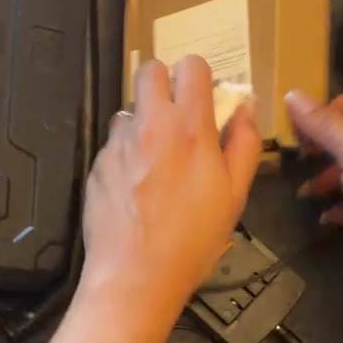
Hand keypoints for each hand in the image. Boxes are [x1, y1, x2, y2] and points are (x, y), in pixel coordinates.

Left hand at [77, 56, 259, 321]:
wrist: (134, 277)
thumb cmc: (191, 242)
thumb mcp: (234, 196)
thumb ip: (244, 144)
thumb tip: (246, 107)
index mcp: (189, 127)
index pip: (191, 66)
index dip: (198, 79)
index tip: (203, 102)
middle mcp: (149, 126)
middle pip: (150, 70)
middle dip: (164, 86)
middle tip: (175, 119)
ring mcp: (116, 146)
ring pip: (128, 110)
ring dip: (142, 123)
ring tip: (153, 161)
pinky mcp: (96, 168)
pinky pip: (112, 146)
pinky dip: (124, 156)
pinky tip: (133, 189)